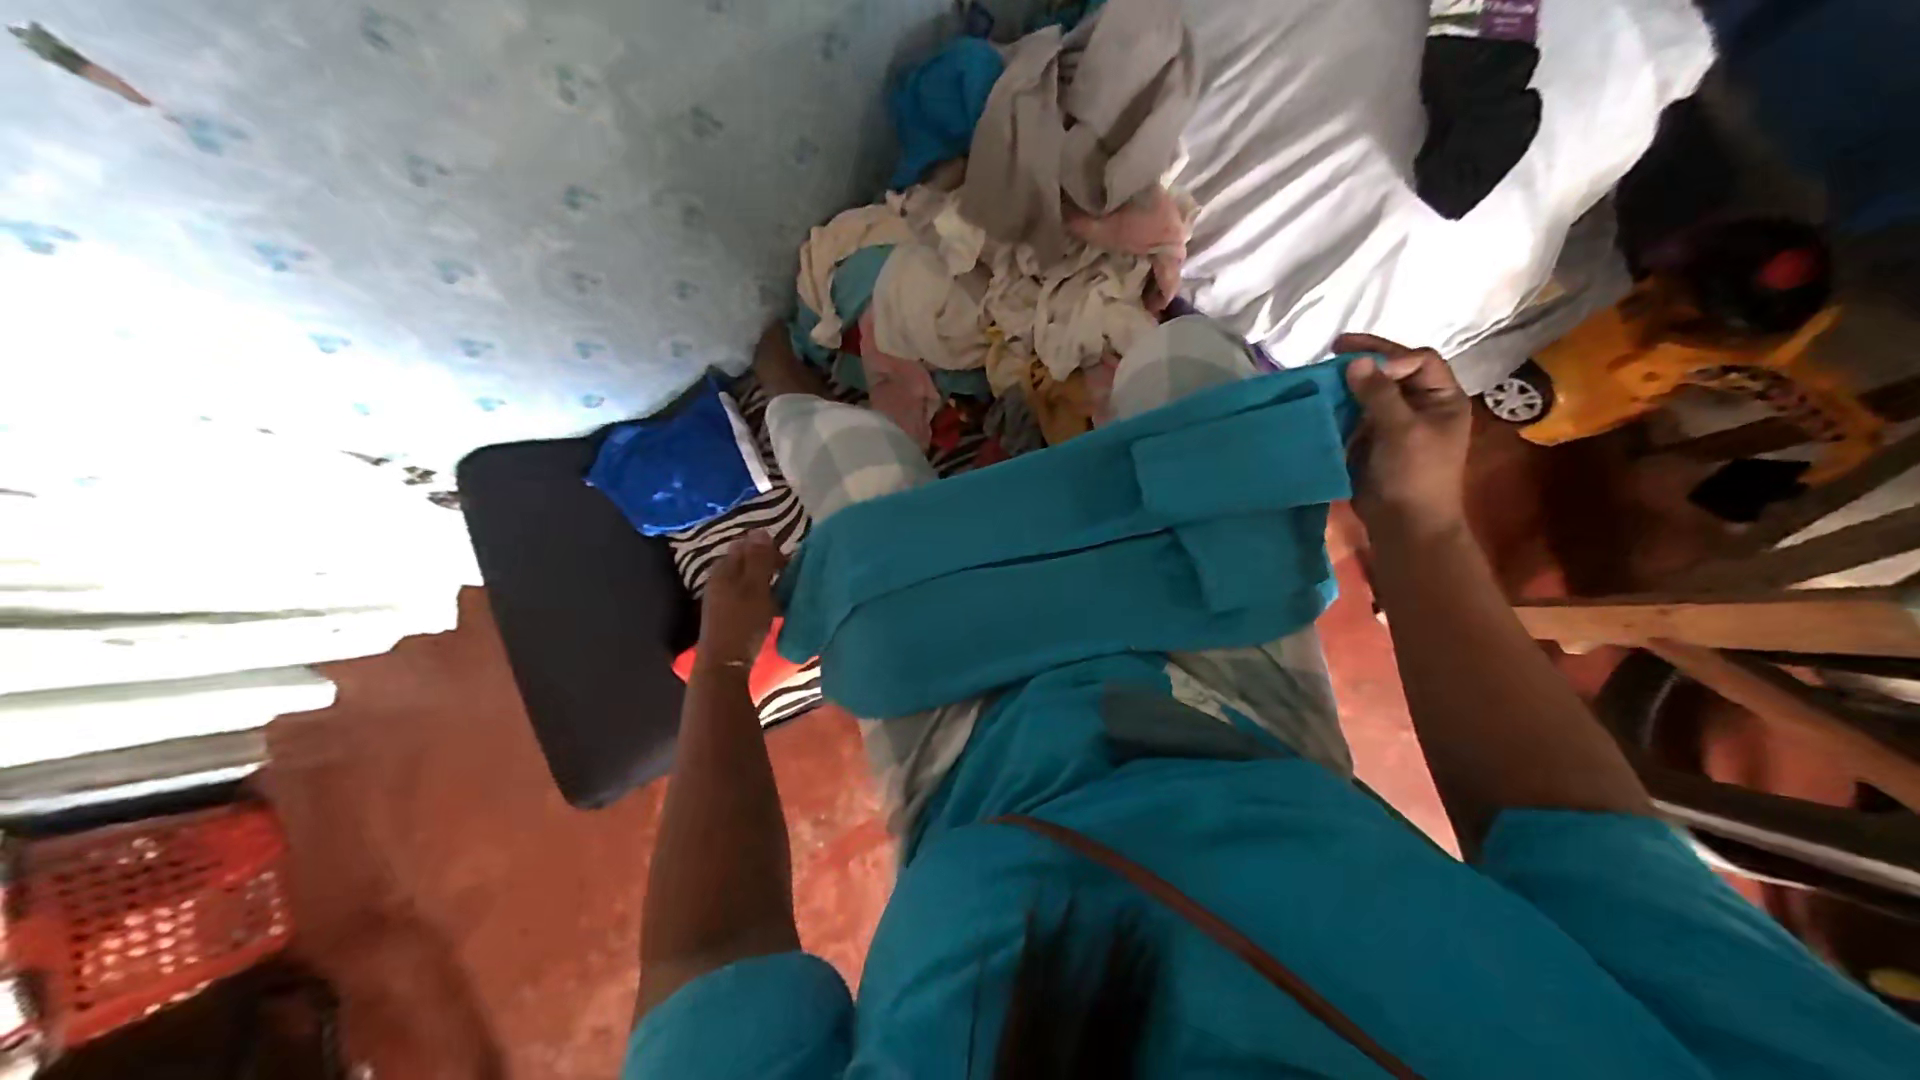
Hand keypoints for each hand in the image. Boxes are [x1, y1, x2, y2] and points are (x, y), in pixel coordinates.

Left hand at [697, 531, 786, 671]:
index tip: (788, 563)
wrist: (725, 663)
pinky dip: (760, 595)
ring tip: (783, 592)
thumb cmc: (743, 622)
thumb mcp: (756, 587)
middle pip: (745, 561)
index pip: (747, 544)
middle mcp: (719, 579)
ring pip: (746, 578)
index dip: (768, 549)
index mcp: (724, 569)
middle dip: (767, 563)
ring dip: (765, 581)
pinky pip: (745, 594)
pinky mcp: (726, 613)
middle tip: (788, 576)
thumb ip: (759, 559)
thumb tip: (761, 530)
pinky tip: (770, 607)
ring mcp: (720, 597)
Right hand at [1336, 333, 1471, 541]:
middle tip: (1334, 348)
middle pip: (1393, 372)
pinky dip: (1338, 405)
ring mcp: (1393, 424)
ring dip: (1348, 383)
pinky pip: (1354, 414)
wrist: (1403, 522)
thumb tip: (1355, 361)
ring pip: (1370, 392)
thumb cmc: (1414, 474)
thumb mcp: (1401, 430)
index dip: (1391, 357)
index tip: (1360, 365)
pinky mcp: (1370, 440)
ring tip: (1322, 374)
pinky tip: (1321, 401)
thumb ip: (1378, 394)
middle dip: (1366, 360)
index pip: (1419, 361)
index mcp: (1441, 399)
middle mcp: (1419, 406)